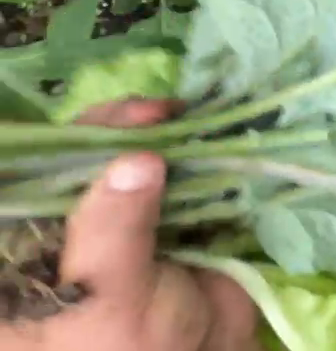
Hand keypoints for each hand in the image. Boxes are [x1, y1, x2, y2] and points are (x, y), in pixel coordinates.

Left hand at [0, 101, 257, 350]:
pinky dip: (197, 143)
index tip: (109, 122)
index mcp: (17, 254)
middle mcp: (60, 229)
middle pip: (75, 160)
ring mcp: (118, 218)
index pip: (20, 183)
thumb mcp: (107, 297)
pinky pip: (178, 166)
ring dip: (161, 131)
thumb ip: (114, 231)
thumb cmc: (127, 347)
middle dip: (114, 129)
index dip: (54, 145)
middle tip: (159, 112)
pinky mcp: (170, 211)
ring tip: (187, 115)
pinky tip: (211, 128)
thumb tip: (138, 158)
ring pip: (128, 157)